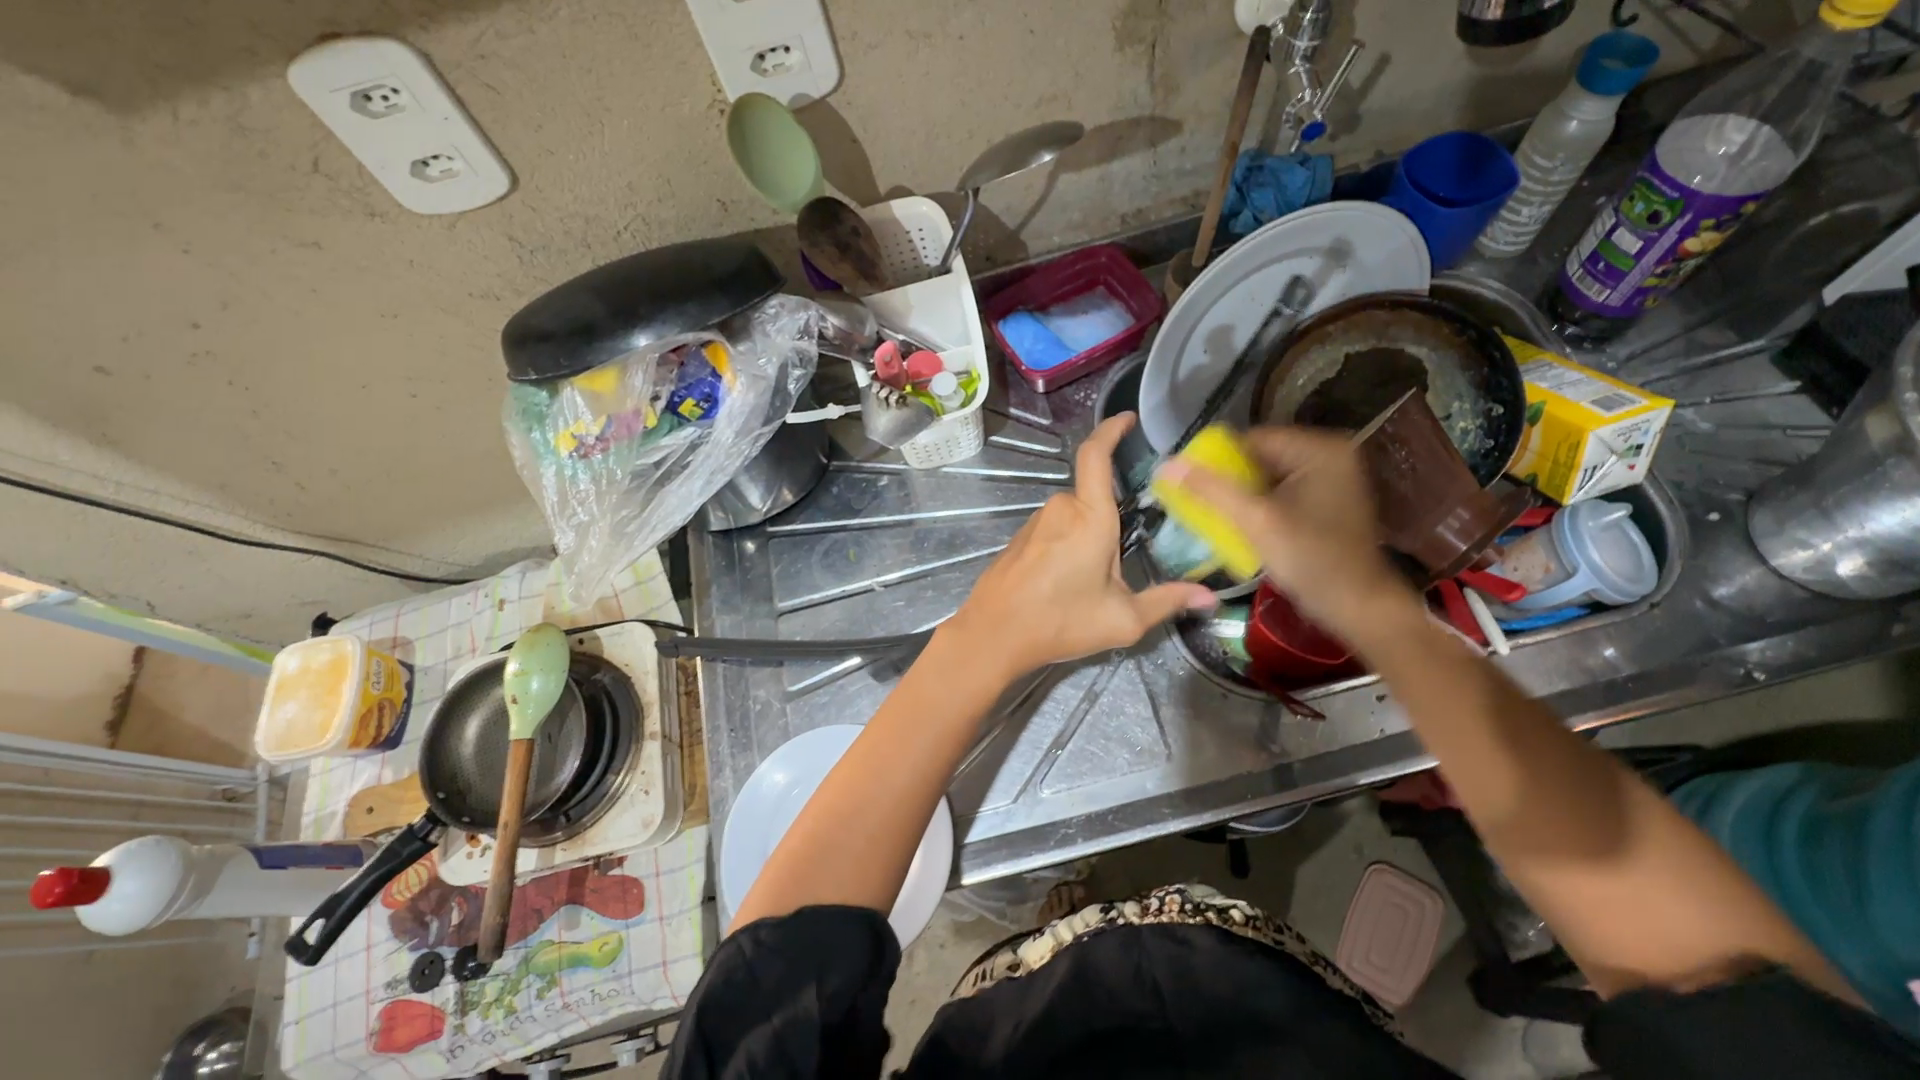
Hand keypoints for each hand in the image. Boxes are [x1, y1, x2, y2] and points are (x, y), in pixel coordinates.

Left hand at [945, 413, 1215, 678]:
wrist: (993, 635)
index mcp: (1090, 517)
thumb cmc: (1060, 623)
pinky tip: (1064, 585)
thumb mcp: (1123, 619)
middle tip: (1116, 567)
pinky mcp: (1019, 538)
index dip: (1111, 430)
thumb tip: (1208, 597)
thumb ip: (1167, 602)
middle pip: (1093, 497)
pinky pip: (1053, 530)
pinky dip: (1066, 547)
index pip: (1097, 455)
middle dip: (1110, 522)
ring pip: (1072, 517)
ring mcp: (1035, 522)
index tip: (1128, 419)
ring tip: (1089, 585)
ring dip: (1086, 539)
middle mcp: (1060, 509)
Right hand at [1156, 426, 1415, 637]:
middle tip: (1202, 508)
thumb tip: (1167, 464)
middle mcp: (1330, 454)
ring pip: (1268, 477)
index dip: (1216, 462)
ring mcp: (1332, 478)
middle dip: (1229, 482)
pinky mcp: (1328, 501)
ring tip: (1219, 519)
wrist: (1359, 606)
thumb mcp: (1256, 522)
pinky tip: (1245, 528)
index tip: (1191, 488)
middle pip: (1259, 458)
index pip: (1250, 440)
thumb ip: (1211, 490)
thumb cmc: (1312, 560)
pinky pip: (1282, 493)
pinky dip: (1261, 507)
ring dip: (1243, 497)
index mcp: (1319, 449)